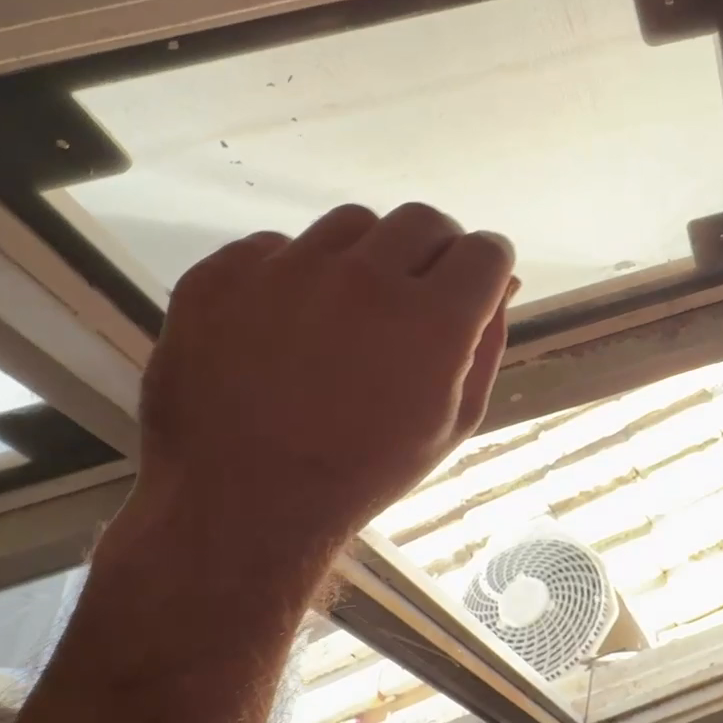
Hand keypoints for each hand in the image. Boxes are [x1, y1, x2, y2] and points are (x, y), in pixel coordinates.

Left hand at [132, 203, 515, 557]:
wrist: (242, 504)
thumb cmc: (367, 470)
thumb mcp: (456, 421)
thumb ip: (486, 343)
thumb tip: (503, 285)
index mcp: (432, 321)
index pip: (485, 249)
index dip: (490, 264)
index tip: (478, 283)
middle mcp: (364, 278)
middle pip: (424, 219)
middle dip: (437, 248)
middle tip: (421, 290)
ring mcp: (285, 271)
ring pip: (352, 223)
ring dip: (369, 254)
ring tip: (352, 305)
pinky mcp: (219, 276)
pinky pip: (276, 245)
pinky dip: (296, 272)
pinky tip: (291, 321)